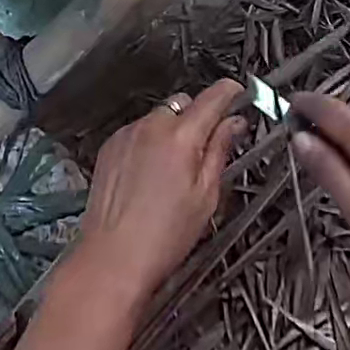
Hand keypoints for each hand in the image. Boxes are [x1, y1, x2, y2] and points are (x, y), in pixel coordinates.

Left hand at [72, 78, 248, 297]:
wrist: (112, 258)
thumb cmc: (162, 236)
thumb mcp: (206, 196)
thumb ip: (220, 150)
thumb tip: (234, 123)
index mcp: (182, 136)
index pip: (213, 97)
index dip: (230, 91)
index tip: (238, 93)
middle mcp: (153, 126)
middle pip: (184, 104)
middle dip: (198, 119)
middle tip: (205, 150)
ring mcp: (128, 133)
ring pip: (160, 117)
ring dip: (172, 131)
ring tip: (173, 172)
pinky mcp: (111, 145)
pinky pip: (138, 131)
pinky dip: (149, 142)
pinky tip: (150, 175)